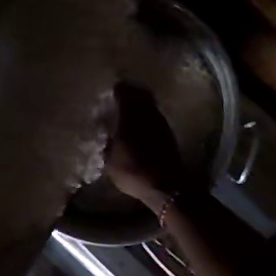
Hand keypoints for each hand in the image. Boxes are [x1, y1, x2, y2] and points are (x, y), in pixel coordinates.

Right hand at [106, 82, 190, 212]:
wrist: (166, 186)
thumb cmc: (133, 171)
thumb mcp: (111, 161)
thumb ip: (107, 144)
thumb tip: (107, 136)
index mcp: (130, 115)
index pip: (124, 91)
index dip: (118, 89)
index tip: (111, 90)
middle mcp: (148, 113)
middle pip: (140, 94)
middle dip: (131, 93)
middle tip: (120, 97)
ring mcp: (161, 122)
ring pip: (150, 104)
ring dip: (141, 105)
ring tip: (129, 113)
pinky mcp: (168, 134)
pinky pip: (155, 116)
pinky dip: (147, 117)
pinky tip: (140, 127)